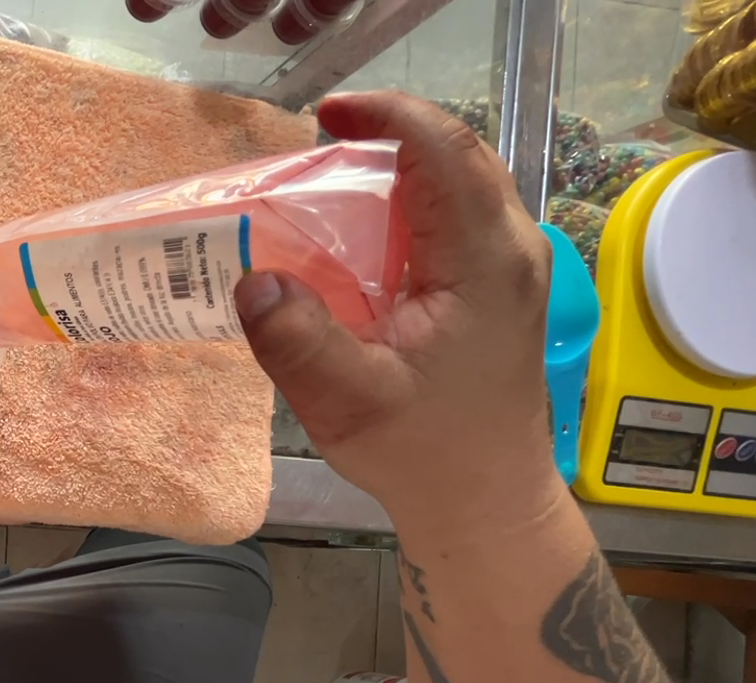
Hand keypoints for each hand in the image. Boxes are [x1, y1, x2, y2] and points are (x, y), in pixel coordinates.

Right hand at [233, 92, 567, 536]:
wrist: (479, 497)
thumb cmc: (420, 450)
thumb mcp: (348, 401)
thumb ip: (300, 341)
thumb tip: (251, 280)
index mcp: (481, 262)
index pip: (445, 156)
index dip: (389, 119)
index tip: (326, 113)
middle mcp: (505, 252)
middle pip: (454, 163)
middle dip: (385, 141)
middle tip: (313, 150)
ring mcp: (500, 273)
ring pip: (451, 194)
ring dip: (389, 179)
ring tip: (322, 190)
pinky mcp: (484, 296)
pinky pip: (442, 231)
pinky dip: (393, 218)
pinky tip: (349, 246)